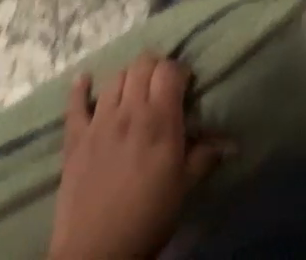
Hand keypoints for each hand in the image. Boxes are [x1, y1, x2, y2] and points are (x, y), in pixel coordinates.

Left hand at [47, 55, 225, 259]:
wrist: (97, 252)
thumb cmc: (149, 218)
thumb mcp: (184, 186)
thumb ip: (205, 156)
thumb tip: (231, 144)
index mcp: (160, 121)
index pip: (169, 70)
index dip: (179, 70)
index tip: (186, 84)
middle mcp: (129, 113)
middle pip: (141, 65)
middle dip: (156, 67)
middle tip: (163, 84)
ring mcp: (98, 124)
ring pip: (114, 78)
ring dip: (128, 76)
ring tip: (135, 88)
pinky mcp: (74, 140)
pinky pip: (74, 104)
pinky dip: (80, 88)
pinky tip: (85, 80)